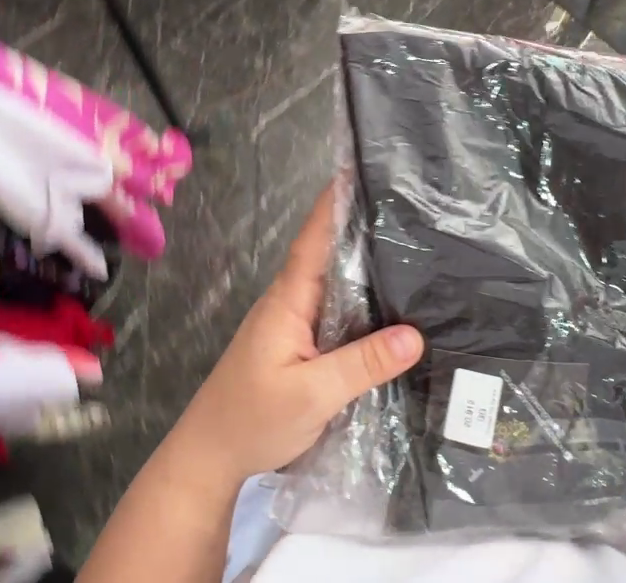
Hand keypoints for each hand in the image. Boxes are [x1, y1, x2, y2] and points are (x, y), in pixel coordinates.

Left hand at [165, 182, 423, 486]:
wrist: (210, 456)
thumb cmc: (253, 418)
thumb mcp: (312, 395)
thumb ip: (361, 365)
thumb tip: (415, 335)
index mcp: (288, 301)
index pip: (314, 240)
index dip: (333, 204)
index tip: (357, 169)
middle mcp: (290, 302)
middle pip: (327, 254)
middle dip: (359, 225)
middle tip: (405, 202)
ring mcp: (293, 324)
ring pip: (333, 284)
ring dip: (362, 263)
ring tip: (409, 243)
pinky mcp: (298, 345)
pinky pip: (334, 311)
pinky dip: (359, 300)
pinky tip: (388, 303)